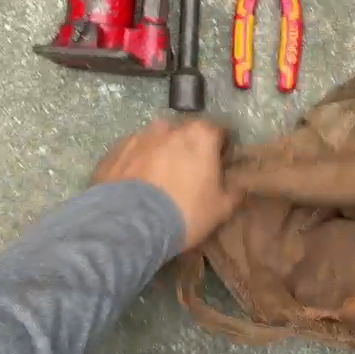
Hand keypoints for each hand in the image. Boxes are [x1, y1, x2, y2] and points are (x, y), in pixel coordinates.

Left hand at [93, 117, 239, 252]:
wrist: (129, 225)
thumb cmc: (185, 213)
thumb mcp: (221, 209)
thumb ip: (235, 191)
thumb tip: (241, 185)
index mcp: (200, 135)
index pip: (219, 131)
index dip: (221, 147)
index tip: (219, 164)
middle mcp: (170, 128)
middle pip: (185, 132)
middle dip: (189, 147)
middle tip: (189, 173)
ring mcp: (139, 137)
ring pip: (156, 139)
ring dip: (161, 152)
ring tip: (159, 179)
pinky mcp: (114, 151)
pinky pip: (132, 153)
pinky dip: (137, 163)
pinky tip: (136, 185)